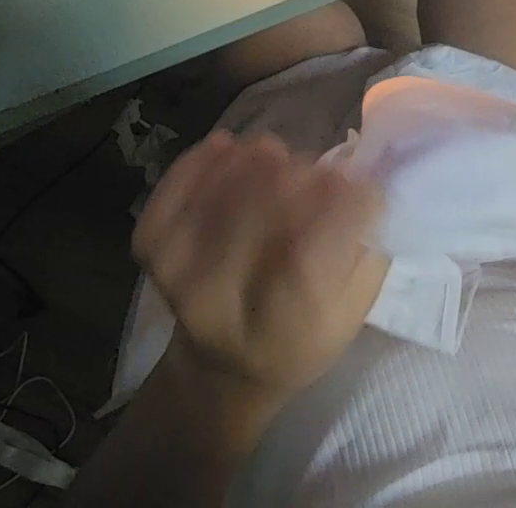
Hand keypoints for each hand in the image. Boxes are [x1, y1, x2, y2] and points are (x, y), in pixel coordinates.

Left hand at [134, 130, 389, 411]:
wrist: (223, 366)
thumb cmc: (303, 333)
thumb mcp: (349, 309)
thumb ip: (362, 247)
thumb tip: (364, 181)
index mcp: (278, 335)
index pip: (305, 262)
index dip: (334, 210)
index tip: (357, 182)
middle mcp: (218, 309)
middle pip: (254, 221)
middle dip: (295, 179)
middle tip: (318, 168)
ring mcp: (176, 276)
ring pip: (216, 198)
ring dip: (252, 164)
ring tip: (280, 154)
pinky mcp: (151, 248)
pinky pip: (173, 190)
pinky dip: (203, 161)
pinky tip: (230, 147)